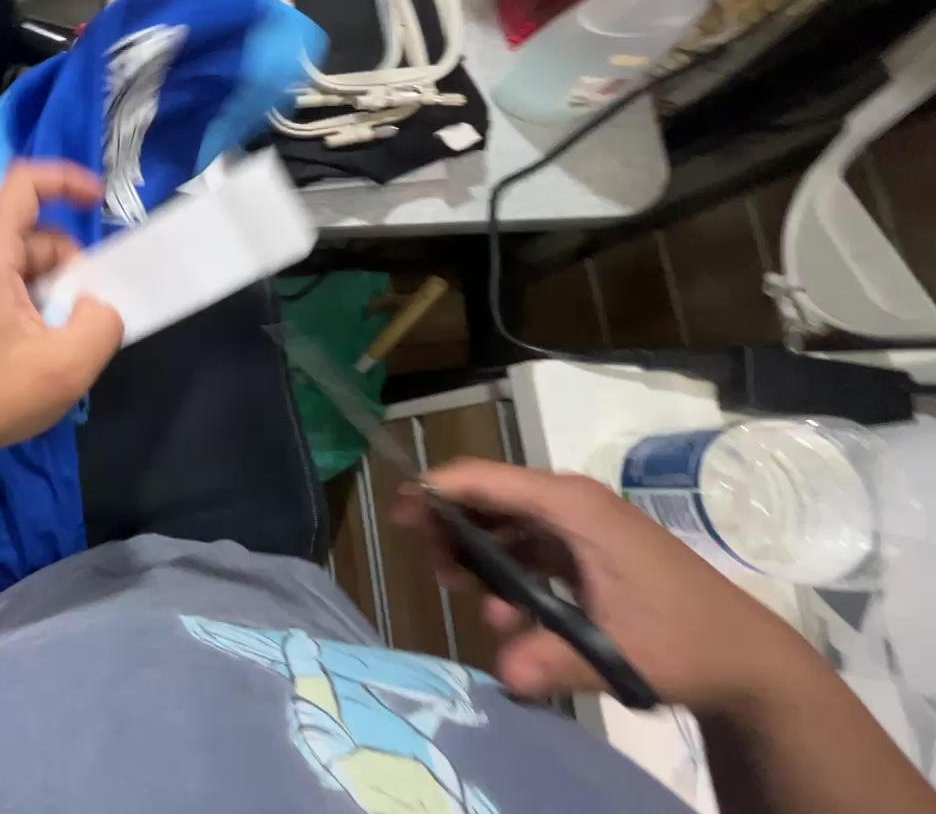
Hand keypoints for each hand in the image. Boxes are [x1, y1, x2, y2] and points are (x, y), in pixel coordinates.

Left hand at [0, 161, 124, 465]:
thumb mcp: (66, 366)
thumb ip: (102, 322)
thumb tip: (100, 305)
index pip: (24, 182)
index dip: (67, 180)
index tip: (100, 201)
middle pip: (33, 234)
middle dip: (70, 268)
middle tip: (81, 320)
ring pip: (23, 264)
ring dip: (53, 294)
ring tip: (56, 345)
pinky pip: (6, 285)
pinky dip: (32, 306)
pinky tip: (35, 350)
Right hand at [394, 460, 819, 716]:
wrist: (755, 663)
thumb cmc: (689, 643)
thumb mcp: (622, 654)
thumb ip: (556, 660)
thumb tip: (504, 675)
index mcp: (573, 507)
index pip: (485, 479)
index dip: (436, 490)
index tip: (399, 514)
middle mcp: (568, 502)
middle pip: (485, 495)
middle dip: (449, 528)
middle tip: (432, 568)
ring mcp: (575, 522)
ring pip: (498, 518)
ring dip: (472, 552)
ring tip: (460, 592)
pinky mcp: (580, 545)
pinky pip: (520, 541)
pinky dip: (500, 567)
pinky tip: (501, 610)